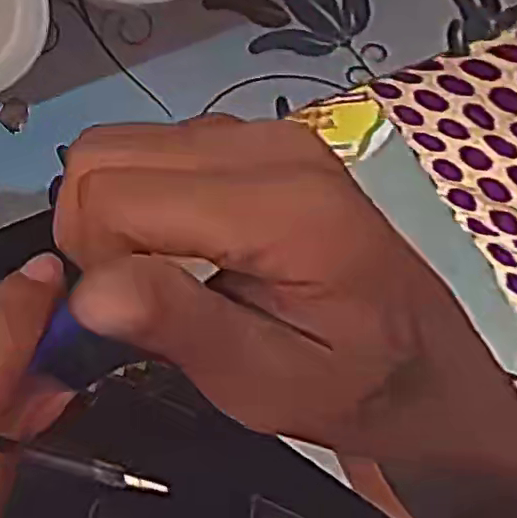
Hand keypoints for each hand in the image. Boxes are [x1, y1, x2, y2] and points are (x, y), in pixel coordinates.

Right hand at [54, 117, 516, 517]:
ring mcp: (251, 129)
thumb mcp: (266, 385)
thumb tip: (86, 294)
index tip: (124, 308)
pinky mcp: (237, 130)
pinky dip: (127, 189)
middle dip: (88, 225)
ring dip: (103, 207)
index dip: (94, 254)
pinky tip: (169, 234)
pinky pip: (138, 143)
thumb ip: (178, 326)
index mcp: (282, 205)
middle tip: (128, 284)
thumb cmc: (355, 388)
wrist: (429, 367)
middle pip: (100, 155)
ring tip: (148, 262)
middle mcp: (263, 144)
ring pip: (109, 143)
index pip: (116, 196)